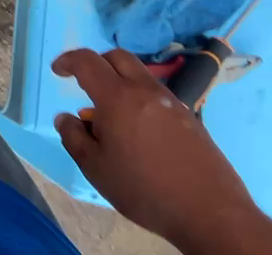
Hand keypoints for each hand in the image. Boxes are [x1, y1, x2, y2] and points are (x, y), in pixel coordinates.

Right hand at [52, 49, 271, 254]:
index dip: (67, 60)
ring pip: (141, 75)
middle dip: (97, 62)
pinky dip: (142, 99)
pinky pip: (158, 96)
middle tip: (86, 82)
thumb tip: (65, 117)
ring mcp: (172, 104)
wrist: (213, 215)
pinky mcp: (191, 121)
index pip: (86, 60)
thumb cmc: (146, 190)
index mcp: (117, 97)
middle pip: (118, 56)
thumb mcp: (96, 169)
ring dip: (121, 80)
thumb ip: (73, 137)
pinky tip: (141, 132)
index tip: (58, 71)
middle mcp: (145, 91)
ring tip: (114, 114)